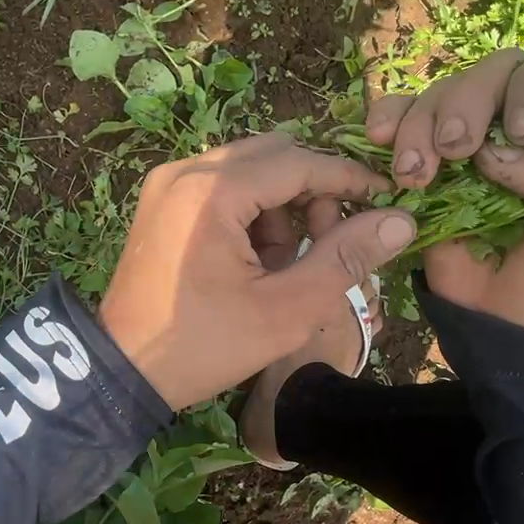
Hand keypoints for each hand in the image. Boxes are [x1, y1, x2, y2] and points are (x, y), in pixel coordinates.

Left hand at [99, 133, 415, 408]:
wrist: (122, 369)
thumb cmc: (205, 345)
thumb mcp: (285, 309)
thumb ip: (344, 258)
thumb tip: (401, 220)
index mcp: (211, 190)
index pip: (297, 162)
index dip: (347, 177)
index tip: (385, 197)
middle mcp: (185, 170)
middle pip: (272, 154)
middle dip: (311, 190)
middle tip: (330, 240)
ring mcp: (167, 182)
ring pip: (248, 168)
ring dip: (281, 204)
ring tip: (287, 263)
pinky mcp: (161, 199)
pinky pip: (221, 184)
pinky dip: (250, 211)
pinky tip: (255, 260)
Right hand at [367, 42, 523, 336]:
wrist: (518, 340)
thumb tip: (499, 147)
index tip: (523, 130)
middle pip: (500, 69)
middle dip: (470, 102)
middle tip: (457, 152)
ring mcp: (475, 140)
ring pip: (445, 90)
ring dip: (423, 123)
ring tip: (415, 175)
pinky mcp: (427, 161)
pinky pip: (401, 117)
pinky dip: (388, 119)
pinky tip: (380, 141)